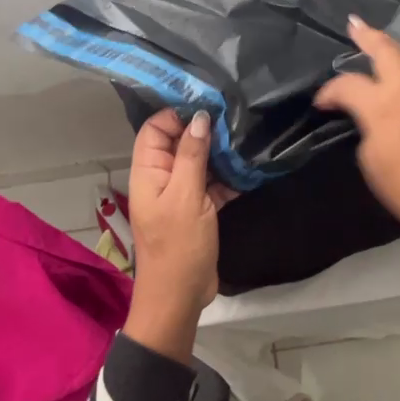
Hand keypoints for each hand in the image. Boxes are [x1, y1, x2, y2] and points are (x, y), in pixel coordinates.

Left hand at [125, 109, 235, 362]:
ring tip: (247, 139)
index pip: (156, 129)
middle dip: (203, 130)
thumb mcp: (186, 196)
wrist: (180, 296)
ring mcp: (180, 195)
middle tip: (235, 118)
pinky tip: (250, 169)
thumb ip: (191, 155)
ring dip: (219, 153)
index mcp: (148, 172)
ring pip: (198, 162)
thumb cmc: (178, 246)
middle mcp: (161, 179)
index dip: (178, 113)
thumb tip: (199, 117)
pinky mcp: (197, 210)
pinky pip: (211, 184)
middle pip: (178, 142)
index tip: (210, 104)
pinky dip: (228, 177)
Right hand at [314, 16, 399, 286]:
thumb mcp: (375, 165)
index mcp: (384, 103)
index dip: (330, 91)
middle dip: (368, 35)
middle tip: (355, 25)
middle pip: (387, 49)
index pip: (348, 84)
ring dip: (396, 57)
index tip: (322, 102)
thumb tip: (373, 121)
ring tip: (386, 60)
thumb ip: (368, 133)